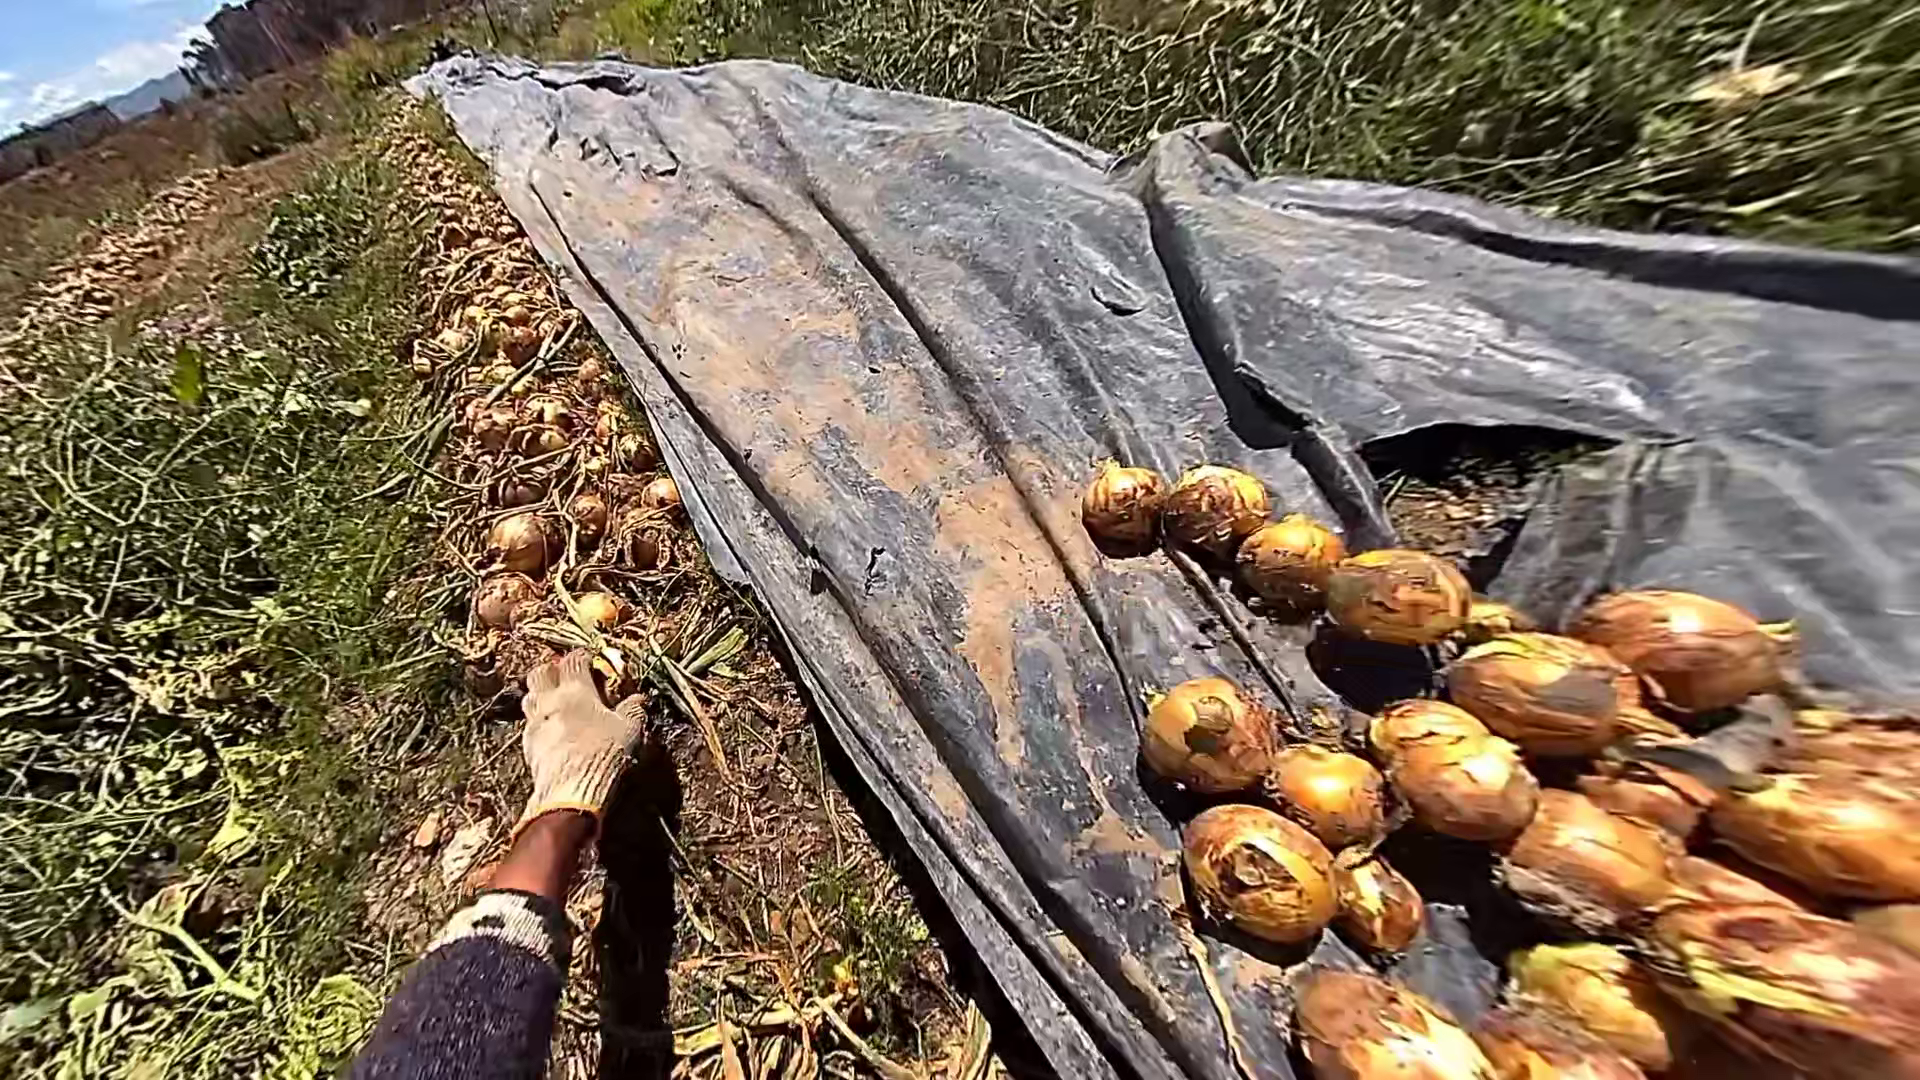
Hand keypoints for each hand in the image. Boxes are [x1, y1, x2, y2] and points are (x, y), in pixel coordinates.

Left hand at [516, 649, 647, 836]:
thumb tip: (638, 698)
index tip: (591, 658)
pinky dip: (540, 718)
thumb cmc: (605, 751)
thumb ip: (632, 708)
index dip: (581, 656)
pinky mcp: (528, 745)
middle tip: (567, 674)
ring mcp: (535, 724)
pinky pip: (531, 722)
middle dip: (552, 669)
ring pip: (530, 696)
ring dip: (541, 693)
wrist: (571, 791)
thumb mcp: (629, 727)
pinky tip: (555, 727)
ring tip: (558, 698)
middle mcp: (550, 701)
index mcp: (576, 690)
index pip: (572, 661)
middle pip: (540, 673)